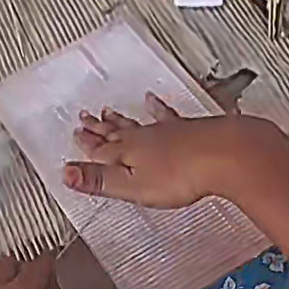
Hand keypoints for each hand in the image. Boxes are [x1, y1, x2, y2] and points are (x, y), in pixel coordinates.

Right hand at [62, 93, 288, 207]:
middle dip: (98, 129)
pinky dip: (157, 109)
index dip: (86, 146)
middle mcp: (144, 137)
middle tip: (86, 119)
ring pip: (136, 124)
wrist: (221, 156)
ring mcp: (166, 132)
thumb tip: (67, 174)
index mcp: (127, 153)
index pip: (100, 150)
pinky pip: (166, 117)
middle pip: (115, 133)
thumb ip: (99, 180)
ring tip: (110, 111)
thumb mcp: (131, 186)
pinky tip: (155, 102)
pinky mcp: (187, 132)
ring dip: (121, 119)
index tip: (75, 137)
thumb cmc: (180, 174)